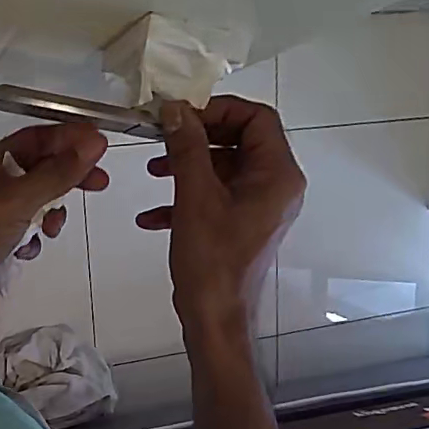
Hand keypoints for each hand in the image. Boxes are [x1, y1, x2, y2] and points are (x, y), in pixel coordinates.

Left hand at [0, 122, 109, 318]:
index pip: (34, 139)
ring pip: (36, 202)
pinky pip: (28, 230)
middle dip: (67, 177)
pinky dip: (33, 238)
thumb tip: (91, 146)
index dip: (67, 137)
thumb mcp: (19, 199)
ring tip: (51, 226)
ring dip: (49, 213)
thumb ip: (58, 173)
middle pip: (39, 169)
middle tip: (97, 181)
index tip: (96, 141)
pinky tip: (27, 248)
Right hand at [136, 97, 304, 333]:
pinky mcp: (240, 225)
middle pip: (239, 141)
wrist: (214, 318)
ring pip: (223, 170)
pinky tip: (151, 215)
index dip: (219, 110)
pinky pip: (215, 198)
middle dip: (198, 138)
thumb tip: (176, 111)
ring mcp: (258, 208)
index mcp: (277, 175)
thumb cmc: (212, 263)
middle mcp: (275, 187)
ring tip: (153, 169)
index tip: (182, 113)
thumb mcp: (195, 197)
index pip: (257, 119)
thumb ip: (187, 148)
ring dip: (187, 166)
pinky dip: (186, 198)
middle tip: (164, 136)